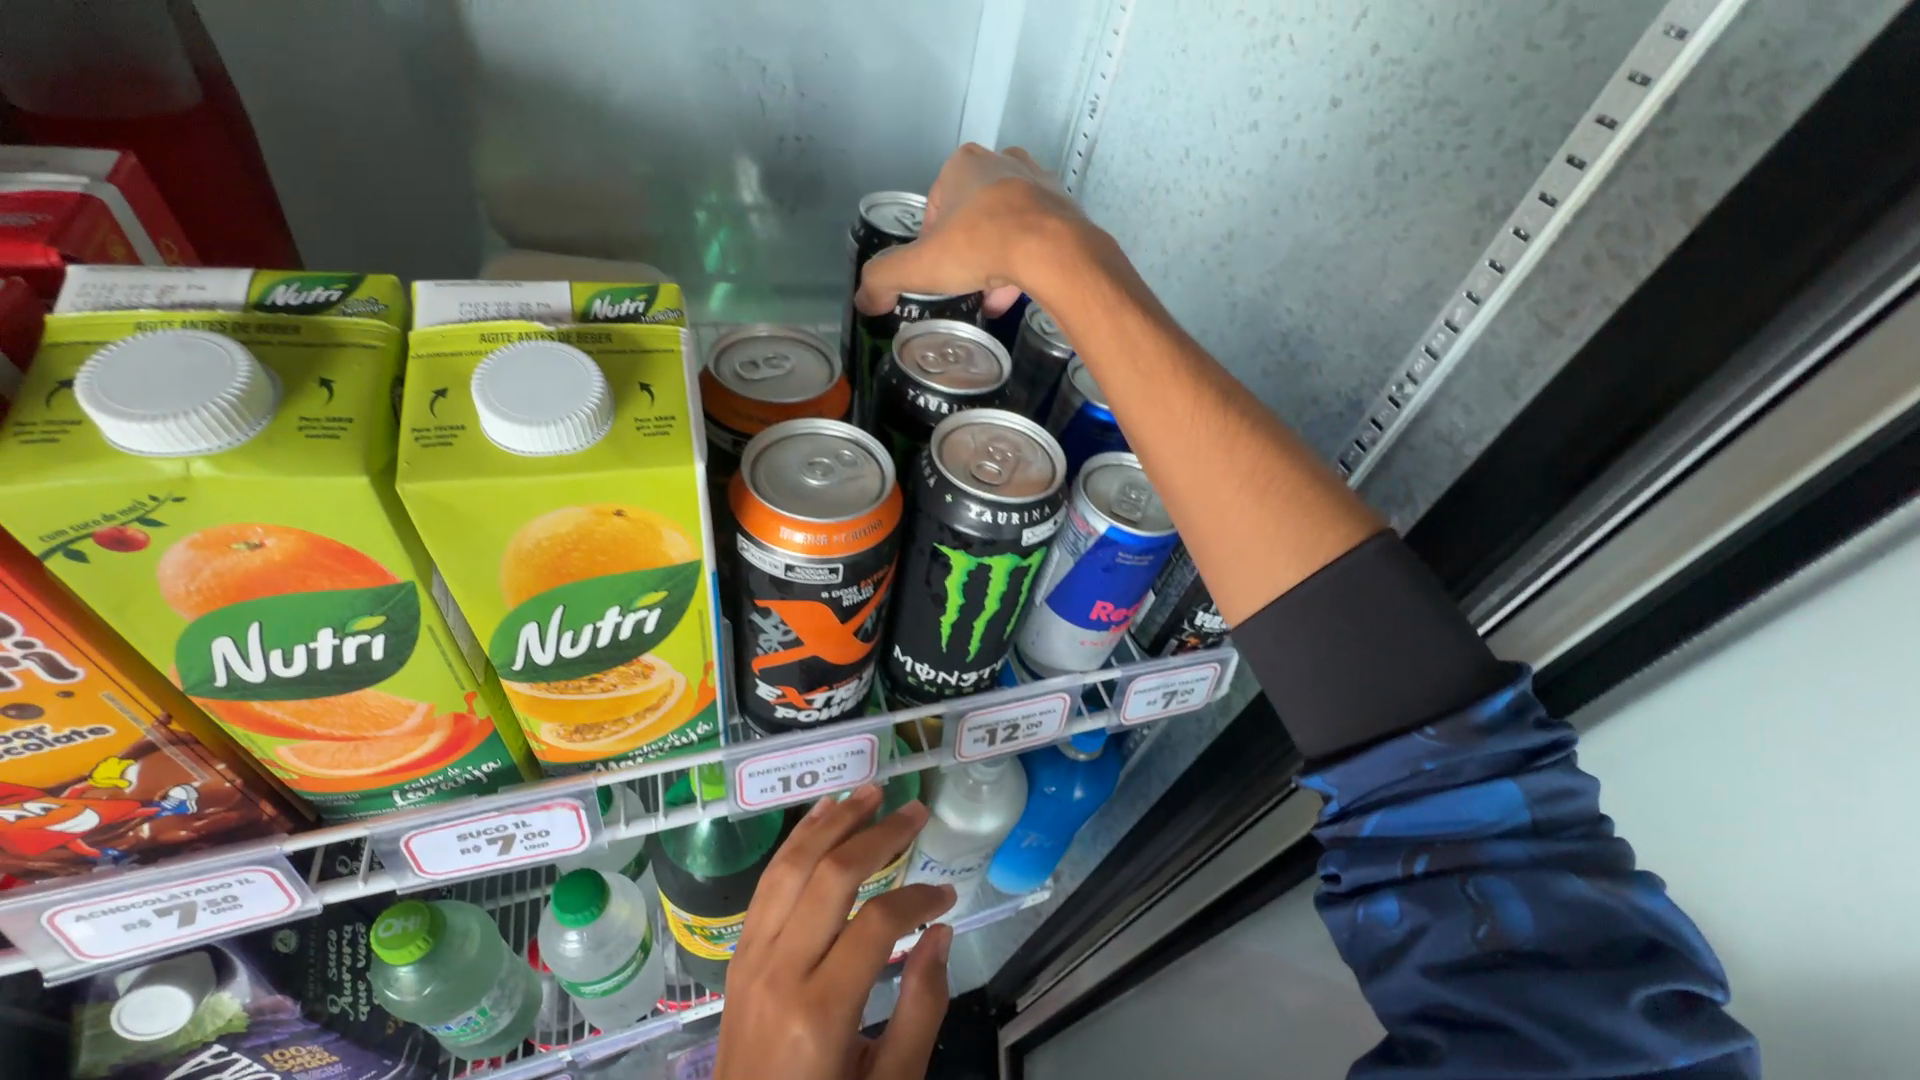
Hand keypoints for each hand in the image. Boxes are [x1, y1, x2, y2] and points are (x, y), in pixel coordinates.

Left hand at [713, 784, 957, 1079]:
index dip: (919, 897)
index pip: (878, 923)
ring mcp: (749, 960)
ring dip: (832, 822)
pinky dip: (795, 844)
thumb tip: (941, 931)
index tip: (948, 896)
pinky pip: (767, 885)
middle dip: (878, 834)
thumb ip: (921, 1009)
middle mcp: (778, 972)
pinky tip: (820, 819)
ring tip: (870, 792)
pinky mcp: (737, 958)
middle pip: (830, 876)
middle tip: (916, 810)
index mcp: (821, 1011)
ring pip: (790, 867)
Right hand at [855, 143, 1089, 318]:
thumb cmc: (979, 246)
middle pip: (973, 213)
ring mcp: (1038, 183)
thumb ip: (883, 279)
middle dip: (967, 248)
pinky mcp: (1065, 208)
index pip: (936, 205)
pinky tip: (1015, 292)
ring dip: (996, 257)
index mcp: (963, 164)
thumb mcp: (919, 267)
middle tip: (965, 280)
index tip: (938, 268)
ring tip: (990, 292)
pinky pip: (1036, 237)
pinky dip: (1024, 262)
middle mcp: (1002, 162)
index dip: (932, 240)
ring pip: (1007, 225)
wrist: (1052, 251)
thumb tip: (864, 300)